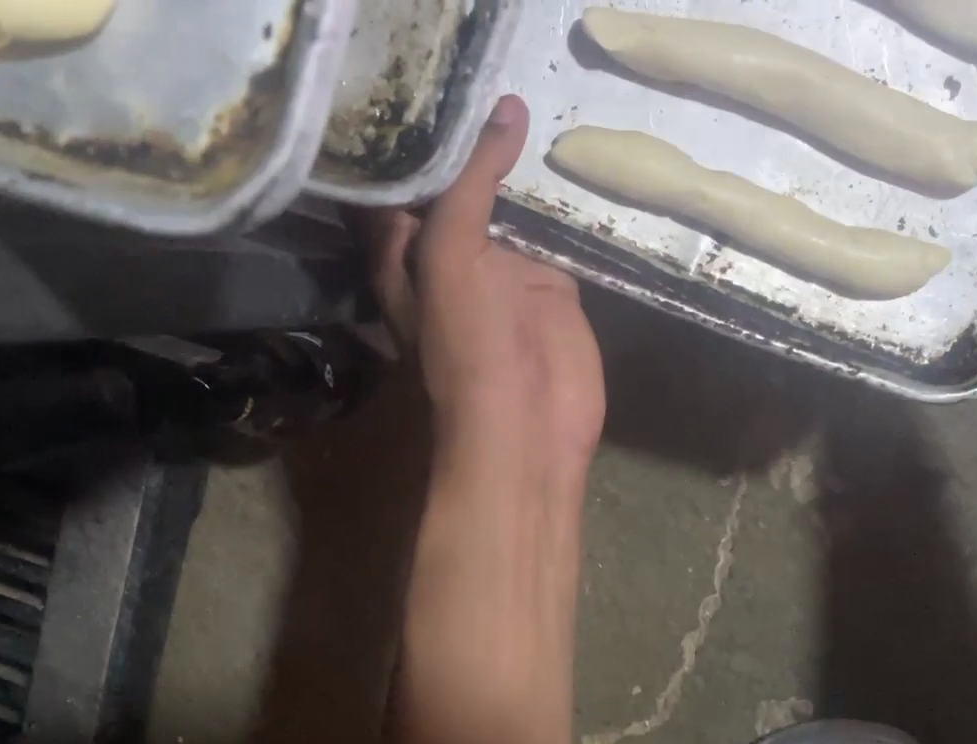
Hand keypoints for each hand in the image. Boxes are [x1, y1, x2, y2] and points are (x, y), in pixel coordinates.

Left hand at [353, 95, 605, 477]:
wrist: (527, 425)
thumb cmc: (467, 346)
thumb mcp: (449, 256)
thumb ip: (471, 184)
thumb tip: (508, 111)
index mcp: (405, 255)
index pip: (400, 186)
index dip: (409, 142)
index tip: (424, 92)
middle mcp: (450, 257)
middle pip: (458, 188)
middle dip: (471, 146)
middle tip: (487, 86)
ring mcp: (504, 272)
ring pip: (510, 206)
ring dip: (521, 168)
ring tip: (536, 102)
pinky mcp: (552, 285)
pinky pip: (556, 232)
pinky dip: (564, 202)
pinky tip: (576, 154)